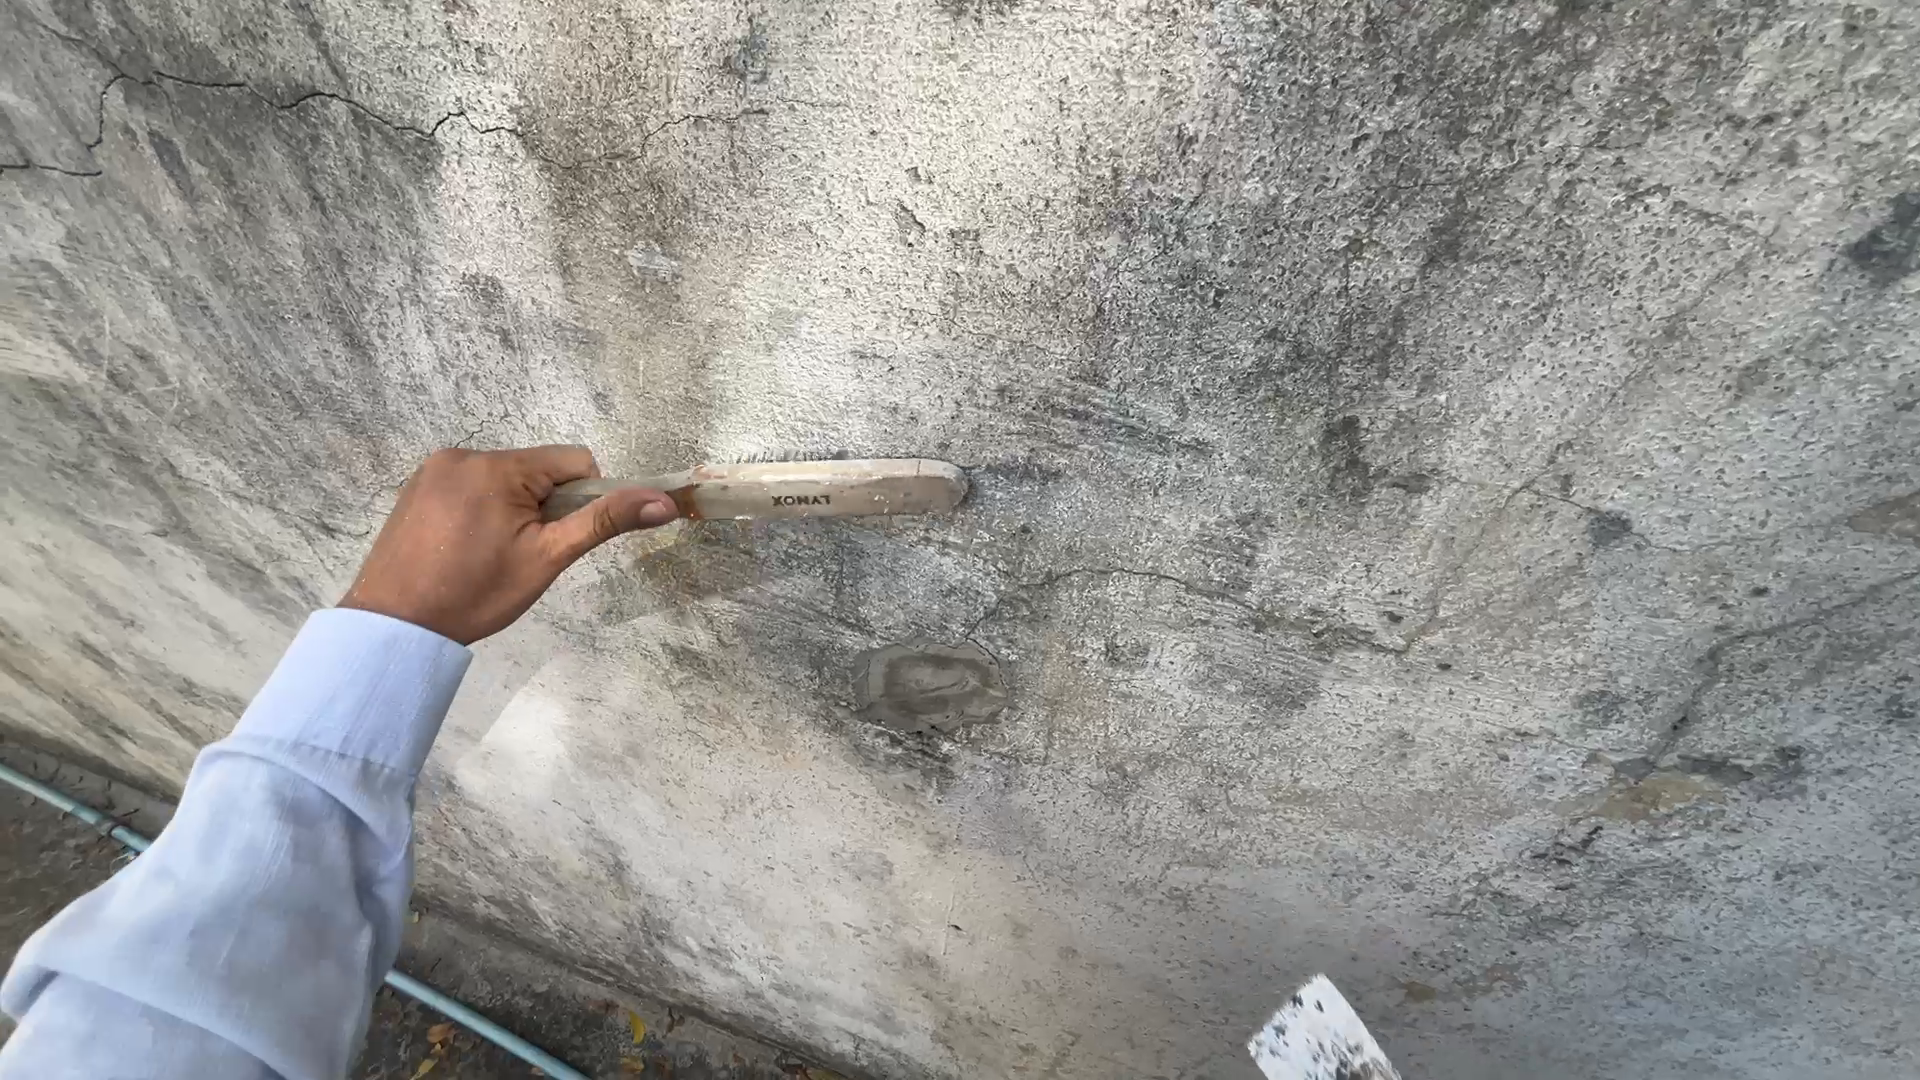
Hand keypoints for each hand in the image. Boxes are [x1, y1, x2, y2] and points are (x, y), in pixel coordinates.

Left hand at [339, 446, 676, 643]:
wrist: (394, 627)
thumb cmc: (477, 593)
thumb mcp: (550, 557)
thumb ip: (606, 521)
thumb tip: (664, 502)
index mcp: (497, 467)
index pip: (575, 461)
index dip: (585, 499)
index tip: (559, 536)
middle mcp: (463, 455)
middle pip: (541, 468)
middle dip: (549, 504)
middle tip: (527, 550)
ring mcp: (435, 468)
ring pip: (511, 477)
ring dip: (520, 506)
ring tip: (496, 551)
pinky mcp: (418, 485)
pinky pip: (477, 484)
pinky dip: (489, 507)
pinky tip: (471, 544)